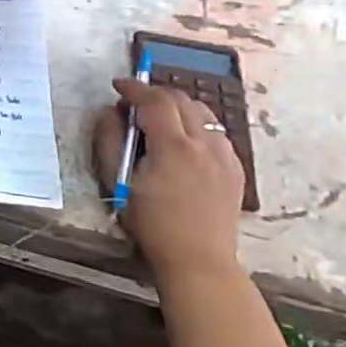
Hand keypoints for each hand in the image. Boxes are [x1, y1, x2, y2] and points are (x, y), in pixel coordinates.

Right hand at [93, 78, 245, 282]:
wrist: (198, 260)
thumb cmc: (152, 223)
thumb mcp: (119, 182)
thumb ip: (110, 141)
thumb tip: (110, 113)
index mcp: (174, 147)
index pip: (155, 101)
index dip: (134, 88)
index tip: (118, 86)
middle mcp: (205, 145)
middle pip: (181, 100)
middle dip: (155, 95)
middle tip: (133, 105)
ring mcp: (225, 156)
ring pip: (203, 113)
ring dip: (177, 107)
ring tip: (158, 119)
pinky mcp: (235, 169)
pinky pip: (216, 133)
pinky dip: (196, 125)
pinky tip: (183, 141)